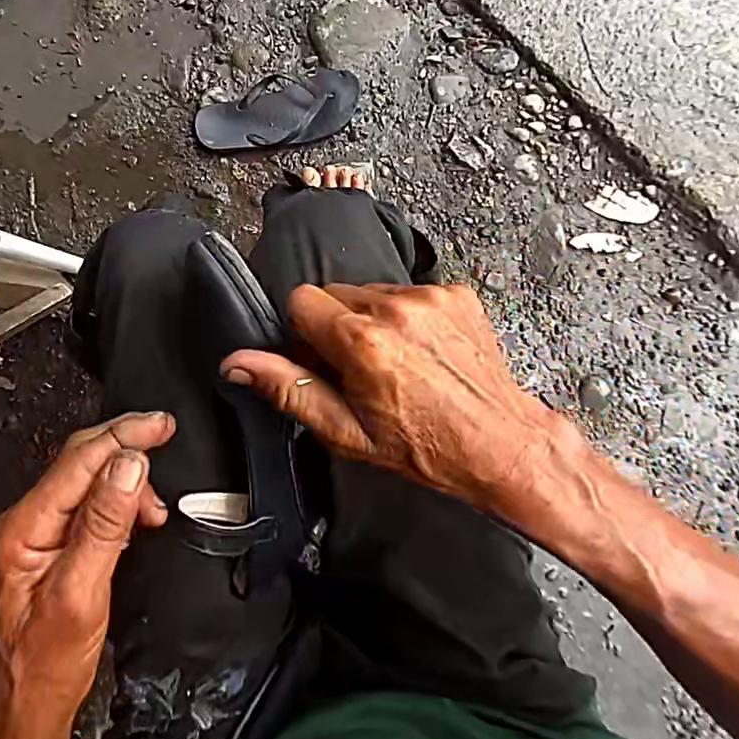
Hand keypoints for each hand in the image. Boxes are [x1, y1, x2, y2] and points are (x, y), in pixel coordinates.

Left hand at [0, 411, 173, 738]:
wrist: (23, 715)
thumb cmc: (42, 669)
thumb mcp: (79, 596)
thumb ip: (104, 525)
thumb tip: (128, 467)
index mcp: (23, 529)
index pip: (77, 461)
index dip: (122, 436)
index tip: (159, 426)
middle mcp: (25, 523)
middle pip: (78, 459)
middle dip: (123, 440)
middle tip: (163, 430)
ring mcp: (37, 534)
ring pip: (85, 479)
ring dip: (125, 476)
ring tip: (156, 500)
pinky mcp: (51, 546)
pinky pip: (87, 504)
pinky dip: (118, 499)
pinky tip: (137, 515)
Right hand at [221, 283, 582, 514]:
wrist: (501, 444)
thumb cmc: (425, 447)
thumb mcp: (345, 431)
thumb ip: (287, 389)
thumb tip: (237, 362)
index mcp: (362, 342)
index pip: (301, 299)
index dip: (304, 333)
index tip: (323, 360)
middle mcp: (396, 309)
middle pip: (334, 292)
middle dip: (336, 325)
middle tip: (360, 367)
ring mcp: (430, 297)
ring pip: (370, 291)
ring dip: (371, 319)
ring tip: (395, 361)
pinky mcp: (455, 294)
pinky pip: (408, 292)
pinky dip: (406, 315)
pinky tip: (421, 350)